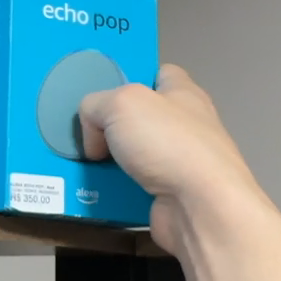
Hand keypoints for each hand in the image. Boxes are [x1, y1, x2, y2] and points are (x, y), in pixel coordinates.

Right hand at [78, 65, 271, 251]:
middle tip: (84, 132)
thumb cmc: (167, 143)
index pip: (158, 73)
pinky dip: (112, 189)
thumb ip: (95, 106)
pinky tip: (92, 190)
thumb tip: (95, 137)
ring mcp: (179, 162)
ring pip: (131, 154)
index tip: (105, 89)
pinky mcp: (170, 195)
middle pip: (138, 117)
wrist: (201, 207)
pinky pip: (131, 186)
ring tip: (79, 164)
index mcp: (182, 93)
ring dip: (105, 160)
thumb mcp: (120, 104)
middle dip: (109, 124)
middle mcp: (185, 125)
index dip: (133, 76)